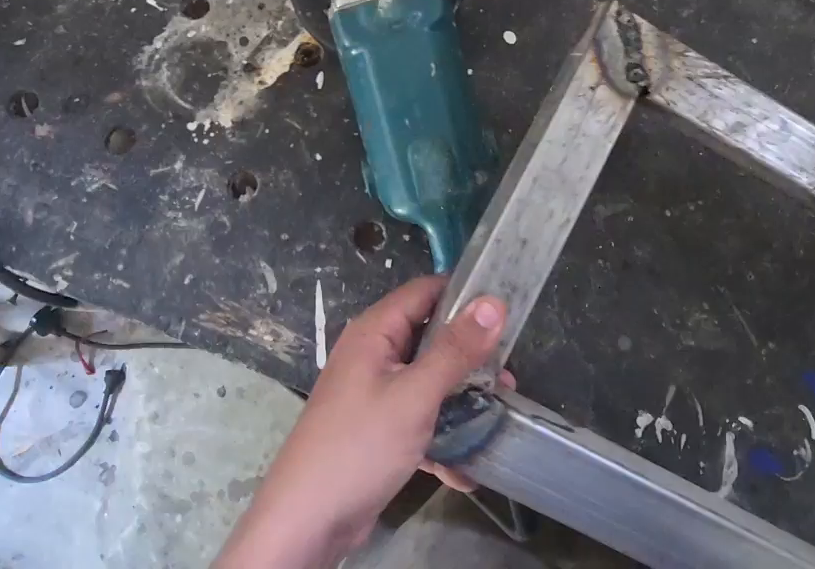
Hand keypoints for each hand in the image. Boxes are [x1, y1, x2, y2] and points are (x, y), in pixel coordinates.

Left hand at [214, 276, 506, 568]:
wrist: (305, 524)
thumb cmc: (359, 446)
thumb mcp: (415, 395)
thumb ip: (456, 350)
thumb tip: (494, 303)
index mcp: (376, 332)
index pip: (426, 291)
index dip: (465, 295)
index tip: (506, 311)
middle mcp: (374, 355)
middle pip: (430, 338)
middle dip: (470, 356)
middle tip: (508, 375)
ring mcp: (374, 393)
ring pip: (428, 380)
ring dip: (460, 399)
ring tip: (498, 416)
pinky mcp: (377, 429)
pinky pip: (417, 418)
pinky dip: (440, 436)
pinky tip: (467, 467)